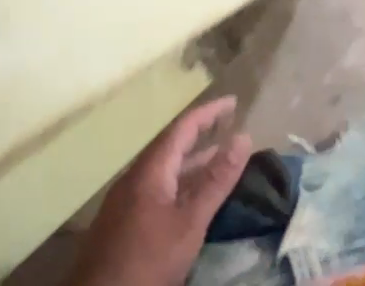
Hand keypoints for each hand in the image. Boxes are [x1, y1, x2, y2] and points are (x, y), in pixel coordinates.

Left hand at [70, 97, 252, 285]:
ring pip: (163, 170)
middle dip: (201, 133)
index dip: (209, 112)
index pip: (182, 128)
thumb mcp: (190, 222)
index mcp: (149, 172)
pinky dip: (180, 183)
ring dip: (192, 161)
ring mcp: (124, 204)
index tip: (234, 102)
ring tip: (220, 158)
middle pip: (170, 146)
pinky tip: (192, 198)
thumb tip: (244, 137)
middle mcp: (133, 180)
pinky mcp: (121, 225)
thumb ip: (217, 180)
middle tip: (230, 125)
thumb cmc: (147, 262)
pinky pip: (156, 189)